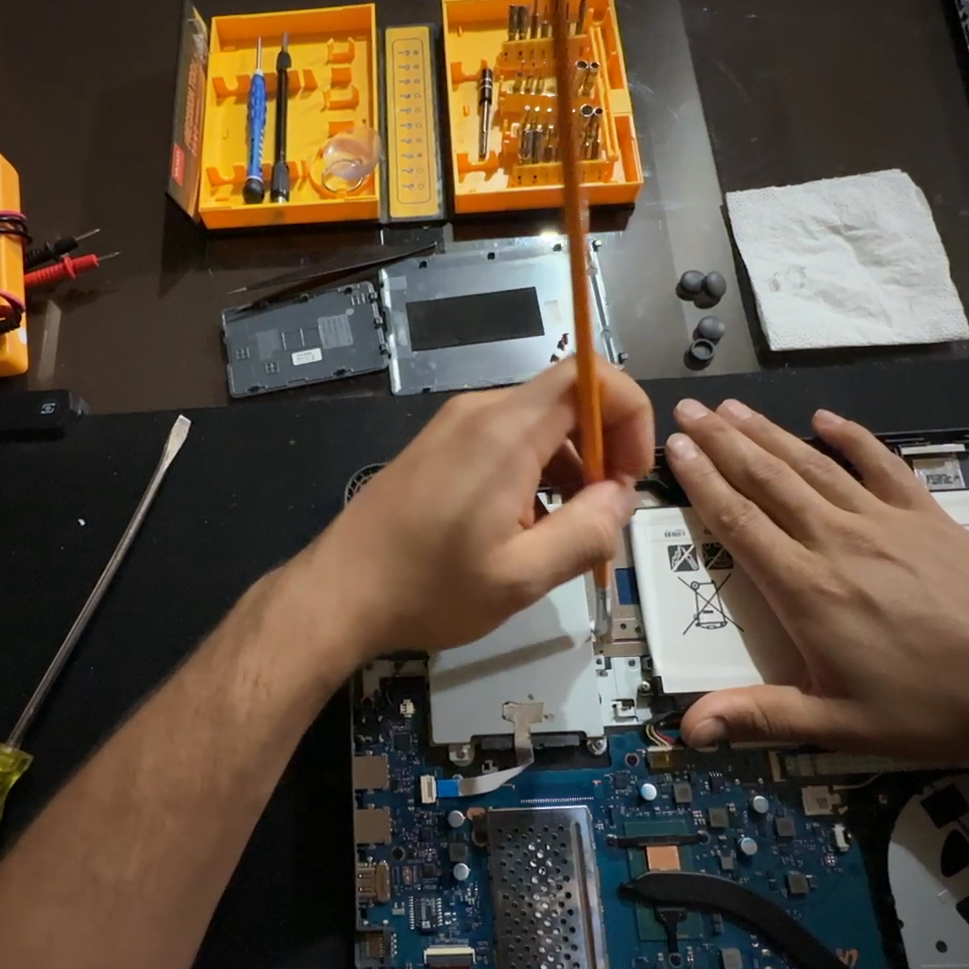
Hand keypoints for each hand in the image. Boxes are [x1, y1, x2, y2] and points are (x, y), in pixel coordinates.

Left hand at [304, 358, 652, 658]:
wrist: (339, 593)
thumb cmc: (428, 589)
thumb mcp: (521, 577)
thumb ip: (587, 532)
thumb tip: (621, 498)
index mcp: (505, 432)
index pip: (591, 376)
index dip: (630, 415)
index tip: (629, 478)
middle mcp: (478, 414)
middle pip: (565, 402)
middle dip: (600, 454)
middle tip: (598, 519)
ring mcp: (451, 428)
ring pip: (534, 427)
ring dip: (564, 471)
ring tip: (558, 535)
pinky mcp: (435, 449)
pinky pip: (501, 444)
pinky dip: (529, 475)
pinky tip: (518, 529)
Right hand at [665, 399, 968, 768]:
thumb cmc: (934, 707)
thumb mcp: (839, 725)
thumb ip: (759, 717)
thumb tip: (688, 729)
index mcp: (806, 588)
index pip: (738, 521)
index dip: (701, 480)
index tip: (674, 447)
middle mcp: (836, 541)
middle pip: (767, 479)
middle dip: (721, 441)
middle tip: (687, 409)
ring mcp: (885, 523)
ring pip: (812, 465)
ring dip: (767, 432)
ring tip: (732, 406)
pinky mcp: (928, 518)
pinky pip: (882, 466)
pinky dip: (851, 438)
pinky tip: (824, 417)